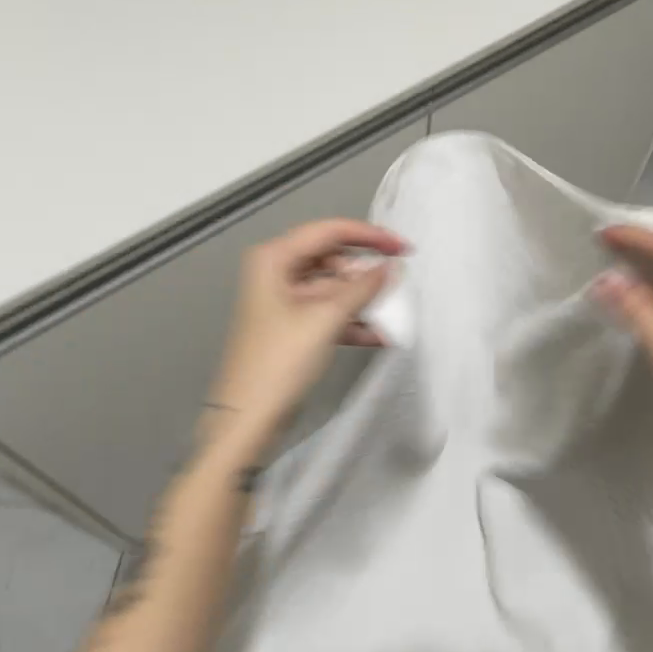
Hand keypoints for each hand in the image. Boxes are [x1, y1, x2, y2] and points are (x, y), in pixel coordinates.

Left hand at [204, 219, 406, 449]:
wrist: (247, 419)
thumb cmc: (280, 362)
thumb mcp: (325, 319)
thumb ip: (362, 288)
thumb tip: (390, 268)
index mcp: (275, 259)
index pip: (330, 231)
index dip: (370, 236)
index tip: (405, 248)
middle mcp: (277, 272)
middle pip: (332, 258)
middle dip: (366, 273)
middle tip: (399, 286)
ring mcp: (285, 302)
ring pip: (334, 288)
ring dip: (363, 300)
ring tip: (395, 313)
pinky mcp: (293, 328)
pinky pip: (329, 313)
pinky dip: (353, 321)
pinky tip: (380, 336)